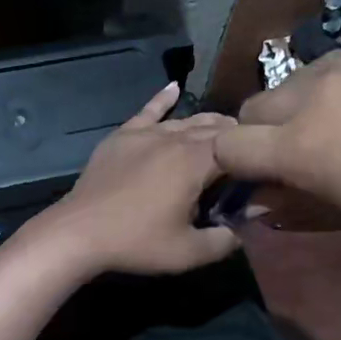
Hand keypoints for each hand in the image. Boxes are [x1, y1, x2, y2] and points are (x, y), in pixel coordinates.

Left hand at [35, 82, 240, 274]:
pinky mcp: (121, 137)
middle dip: (233, 138)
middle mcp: (173, 138)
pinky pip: (147, 112)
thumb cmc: (136, 242)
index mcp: (195, 161)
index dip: (252, 155)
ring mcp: (145, 133)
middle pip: (212, 128)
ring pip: (184, 121)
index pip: (236, 146)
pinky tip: (174, 87)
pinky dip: (163, 99)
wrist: (79, 232)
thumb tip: (250, 223)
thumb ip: (227, 238)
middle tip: (245, 155)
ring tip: (222, 131)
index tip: (261, 169)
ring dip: (206, 124)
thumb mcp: (190, 252)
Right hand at [214, 46, 340, 226]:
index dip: (233, 164)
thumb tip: (255, 202)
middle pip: (249, 110)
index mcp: (297, 146)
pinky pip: (324, 68)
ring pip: (285, 86)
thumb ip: (291, 208)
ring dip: (293, 109)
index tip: (258, 177)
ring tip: (337, 126)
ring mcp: (335, 64)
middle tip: (297, 153)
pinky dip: (327, 89)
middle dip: (259, 134)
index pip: (226, 146)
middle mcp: (304, 97)